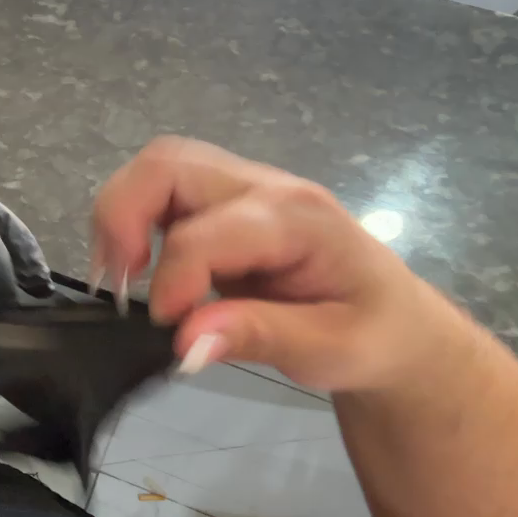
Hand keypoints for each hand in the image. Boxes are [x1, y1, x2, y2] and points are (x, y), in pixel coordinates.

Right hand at [91, 137, 464, 392]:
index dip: (170, 282)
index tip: (169, 327)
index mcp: (298, 220)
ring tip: (123, 274)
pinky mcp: (220, 204)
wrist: (397, 322)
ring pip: (156, 168)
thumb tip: (183, 340)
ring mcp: (241, 190)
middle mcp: (264, 189)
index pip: (202, 235)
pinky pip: (160, 190)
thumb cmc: (372, 336)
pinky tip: (137, 266)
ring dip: (120, 216)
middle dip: (121, 218)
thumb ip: (257, 337)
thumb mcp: (330, 350)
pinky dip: (131, 220)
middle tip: (120, 280)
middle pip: (166, 166)